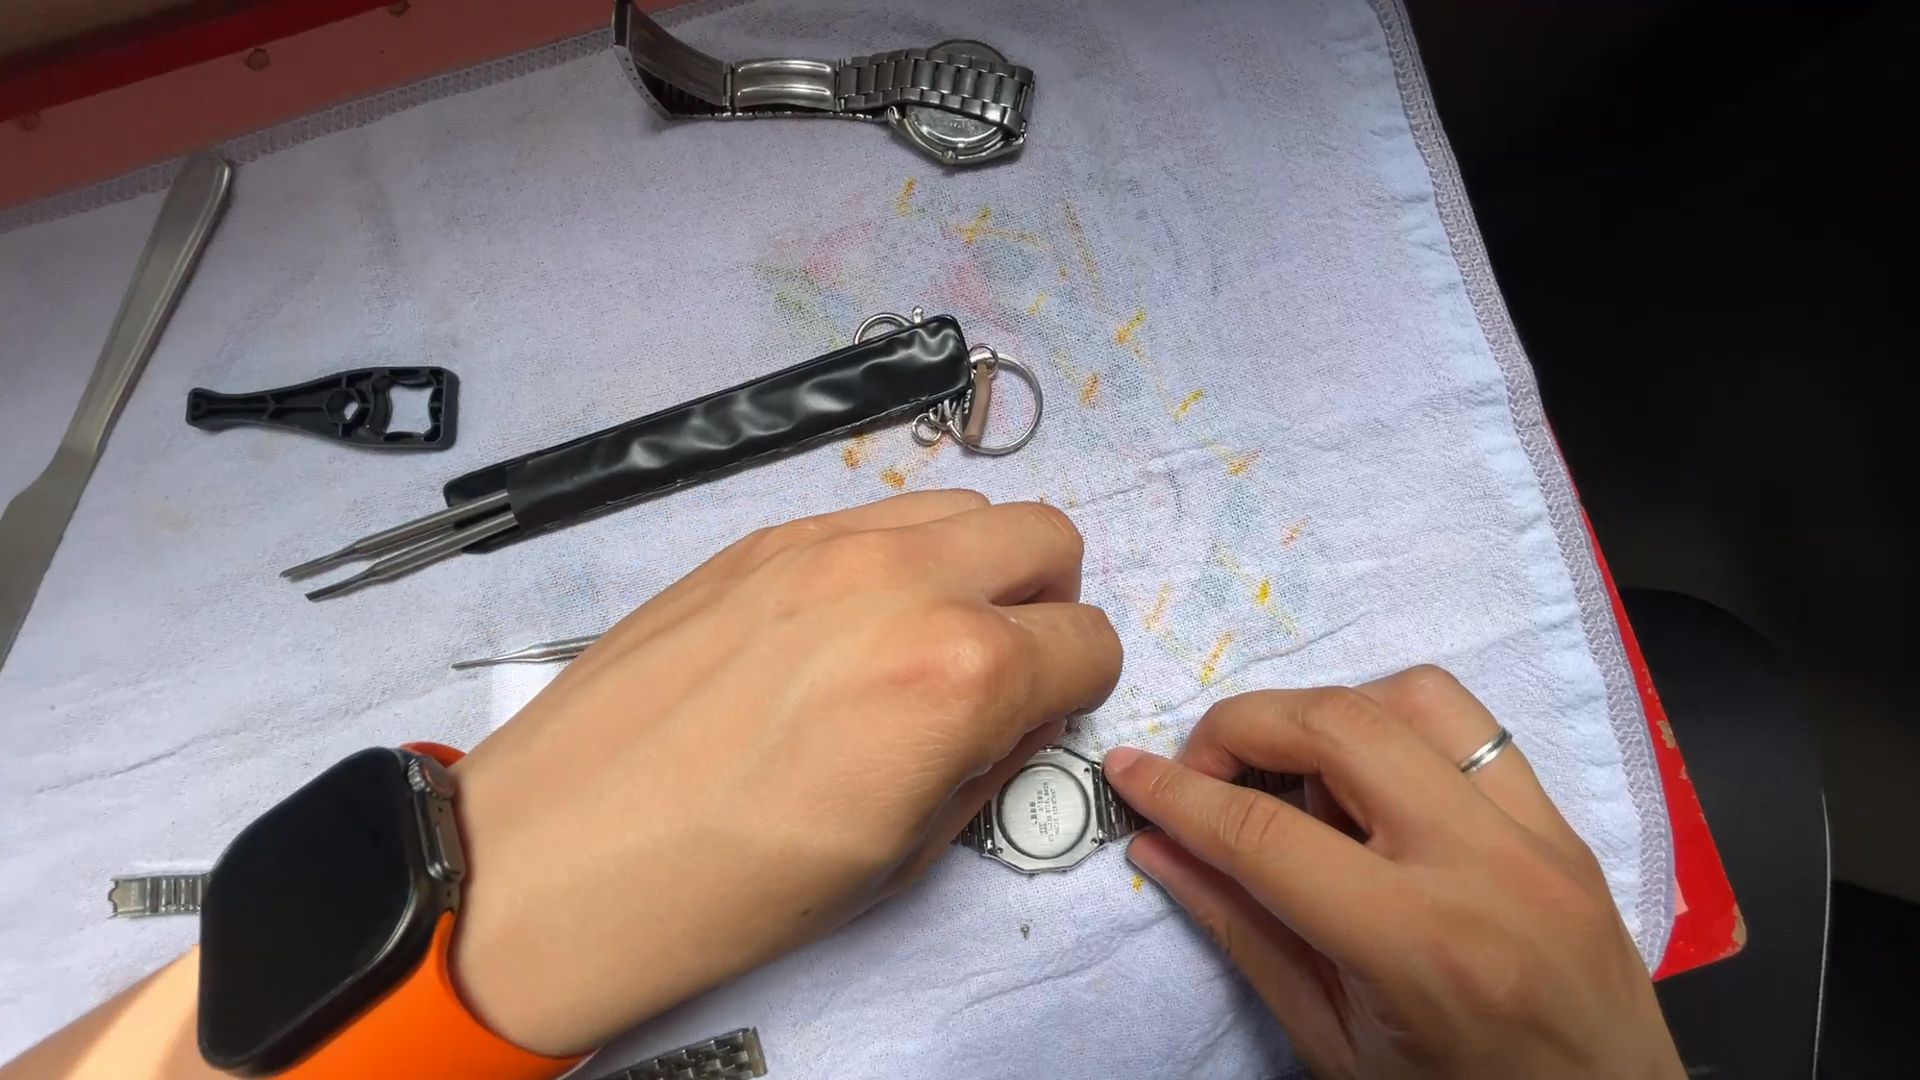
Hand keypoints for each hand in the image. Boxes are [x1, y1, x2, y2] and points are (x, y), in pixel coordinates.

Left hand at [445, 491, 1120, 1054]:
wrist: (551, 858)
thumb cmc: (737, 887)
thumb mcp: (907, 851)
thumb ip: (993, 754)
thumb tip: (1027, 702)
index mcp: (958, 673)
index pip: (1090, 643)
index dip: (1079, 689)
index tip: (1040, 712)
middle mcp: (908, 580)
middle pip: (1049, 538)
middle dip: (1050, 604)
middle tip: (1006, 660)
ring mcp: (829, 540)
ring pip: (968, 509)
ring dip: (978, 568)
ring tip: (925, 633)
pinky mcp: (767, 533)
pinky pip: (881, 515)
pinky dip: (903, 558)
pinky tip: (848, 620)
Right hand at [1103, 667, 1683, 1078]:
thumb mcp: (1325, 1037)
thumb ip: (1235, 924)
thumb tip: (1153, 844)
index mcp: (1423, 947)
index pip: (1265, 833)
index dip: (1177, 794)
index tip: (1126, 771)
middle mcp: (1490, 868)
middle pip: (1336, 727)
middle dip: (1239, 728)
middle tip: (1204, 769)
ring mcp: (1541, 836)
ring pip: (1408, 696)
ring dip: (1321, 715)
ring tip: (1294, 773)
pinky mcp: (1562, 821)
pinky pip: (1463, 720)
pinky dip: (1388, 720)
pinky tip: (1365, 776)